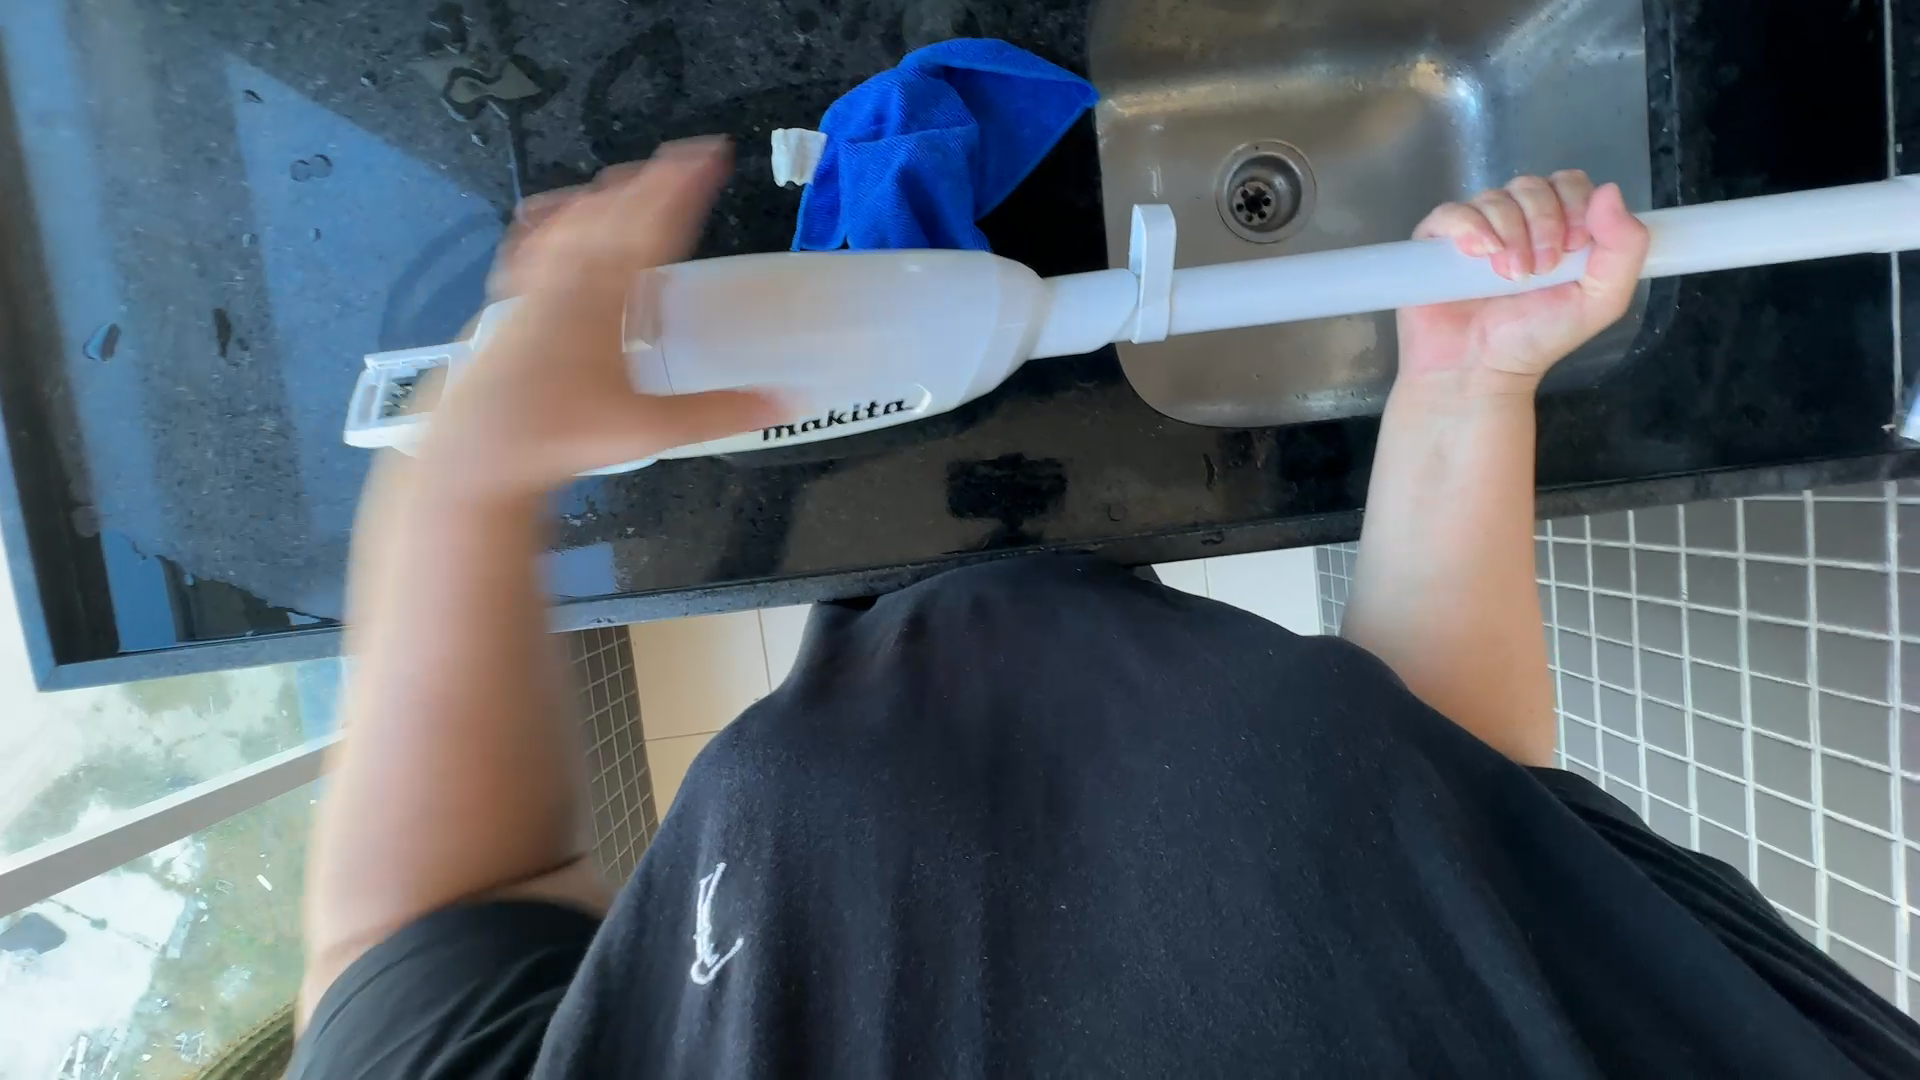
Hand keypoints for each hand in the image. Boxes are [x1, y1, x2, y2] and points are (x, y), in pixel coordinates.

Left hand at [423, 137, 783, 502]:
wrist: (477, 448)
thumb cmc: (563, 433)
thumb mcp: (651, 428)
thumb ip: (721, 413)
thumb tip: (787, 404)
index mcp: (605, 297)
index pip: (652, 225)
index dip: (684, 186)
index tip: (711, 155)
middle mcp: (569, 278)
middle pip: (614, 210)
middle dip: (654, 179)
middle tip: (687, 159)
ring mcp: (536, 285)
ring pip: (574, 221)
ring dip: (610, 194)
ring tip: (634, 179)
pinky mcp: (514, 300)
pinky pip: (538, 243)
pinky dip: (558, 220)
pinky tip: (561, 214)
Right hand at [1396, 171, 1650, 395]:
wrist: (1477, 373)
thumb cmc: (1534, 341)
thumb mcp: (1601, 299)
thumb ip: (1625, 247)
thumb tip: (1608, 190)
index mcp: (1554, 229)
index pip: (1566, 184)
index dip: (1573, 204)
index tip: (1571, 250)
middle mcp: (1511, 225)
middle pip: (1530, 186)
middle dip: (1542, 222)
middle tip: (1539, 270)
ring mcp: (1470, 236)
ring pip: (1492, 199)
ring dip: (1509, 232)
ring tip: (1509, 276)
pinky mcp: (1431, 249)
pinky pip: (1448, 214)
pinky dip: (1467, 226)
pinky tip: (1479, 253)